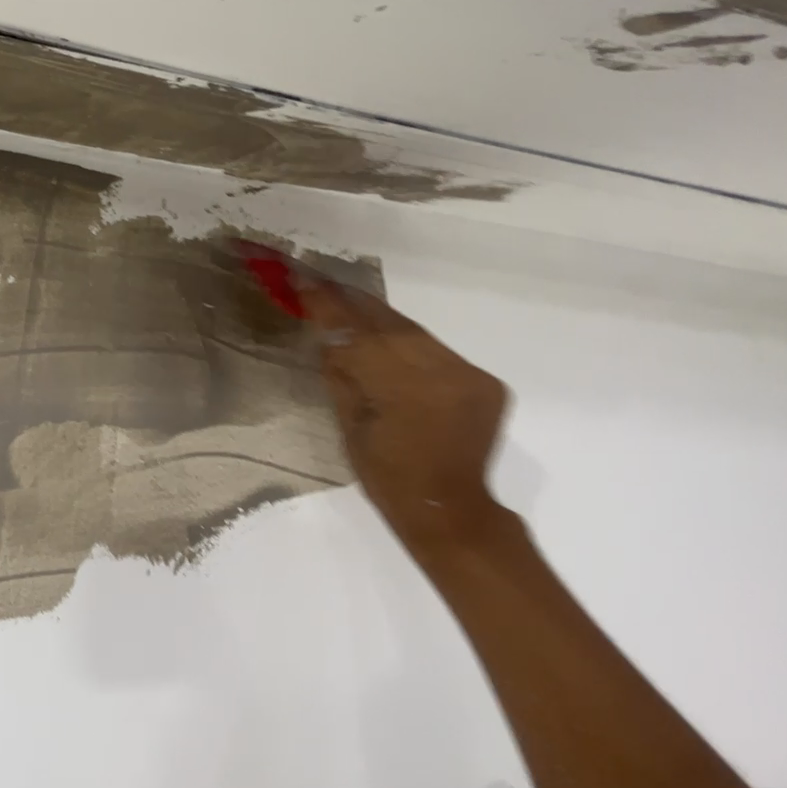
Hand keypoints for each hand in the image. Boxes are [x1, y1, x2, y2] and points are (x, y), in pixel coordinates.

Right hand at [297, 275, 510, 547]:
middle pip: (390, 325)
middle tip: (319, 278)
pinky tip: (387, 339)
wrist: (449, 508)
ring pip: (414, 334)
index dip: (328, 306)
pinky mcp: (485, 382)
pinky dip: (408, 343)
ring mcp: (470, 376)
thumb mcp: (349, 426)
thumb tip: (328, 335)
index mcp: (404, 392)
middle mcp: (444, 375)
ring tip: (347, 301)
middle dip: (352, 302)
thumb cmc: (385, 477)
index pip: (357, 335)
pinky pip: (437, 351)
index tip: (301, 279)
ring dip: (379, 318)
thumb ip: (341, 374)